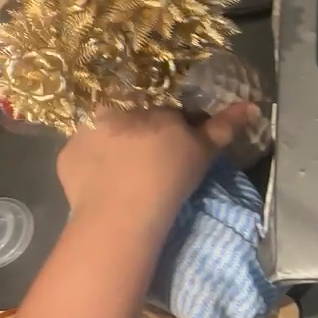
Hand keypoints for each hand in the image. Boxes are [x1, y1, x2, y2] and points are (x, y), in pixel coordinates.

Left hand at [55, 104, 255, 234]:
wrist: (122, 212)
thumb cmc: (170, 177)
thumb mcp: (204, 151)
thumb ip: (225, 126)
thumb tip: (252, 105)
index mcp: (150, 107)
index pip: (166, 114)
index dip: (174, 132)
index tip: (178, 153)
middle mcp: (114, 111)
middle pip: (134, 120)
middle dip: (142, 136)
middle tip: (152, 165)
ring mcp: (85, 132)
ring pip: (106, 136)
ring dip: (115, 148)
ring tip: (126, 177)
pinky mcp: (65, 156)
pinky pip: (84, 156)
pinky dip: (93, 166)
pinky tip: (104, 184)